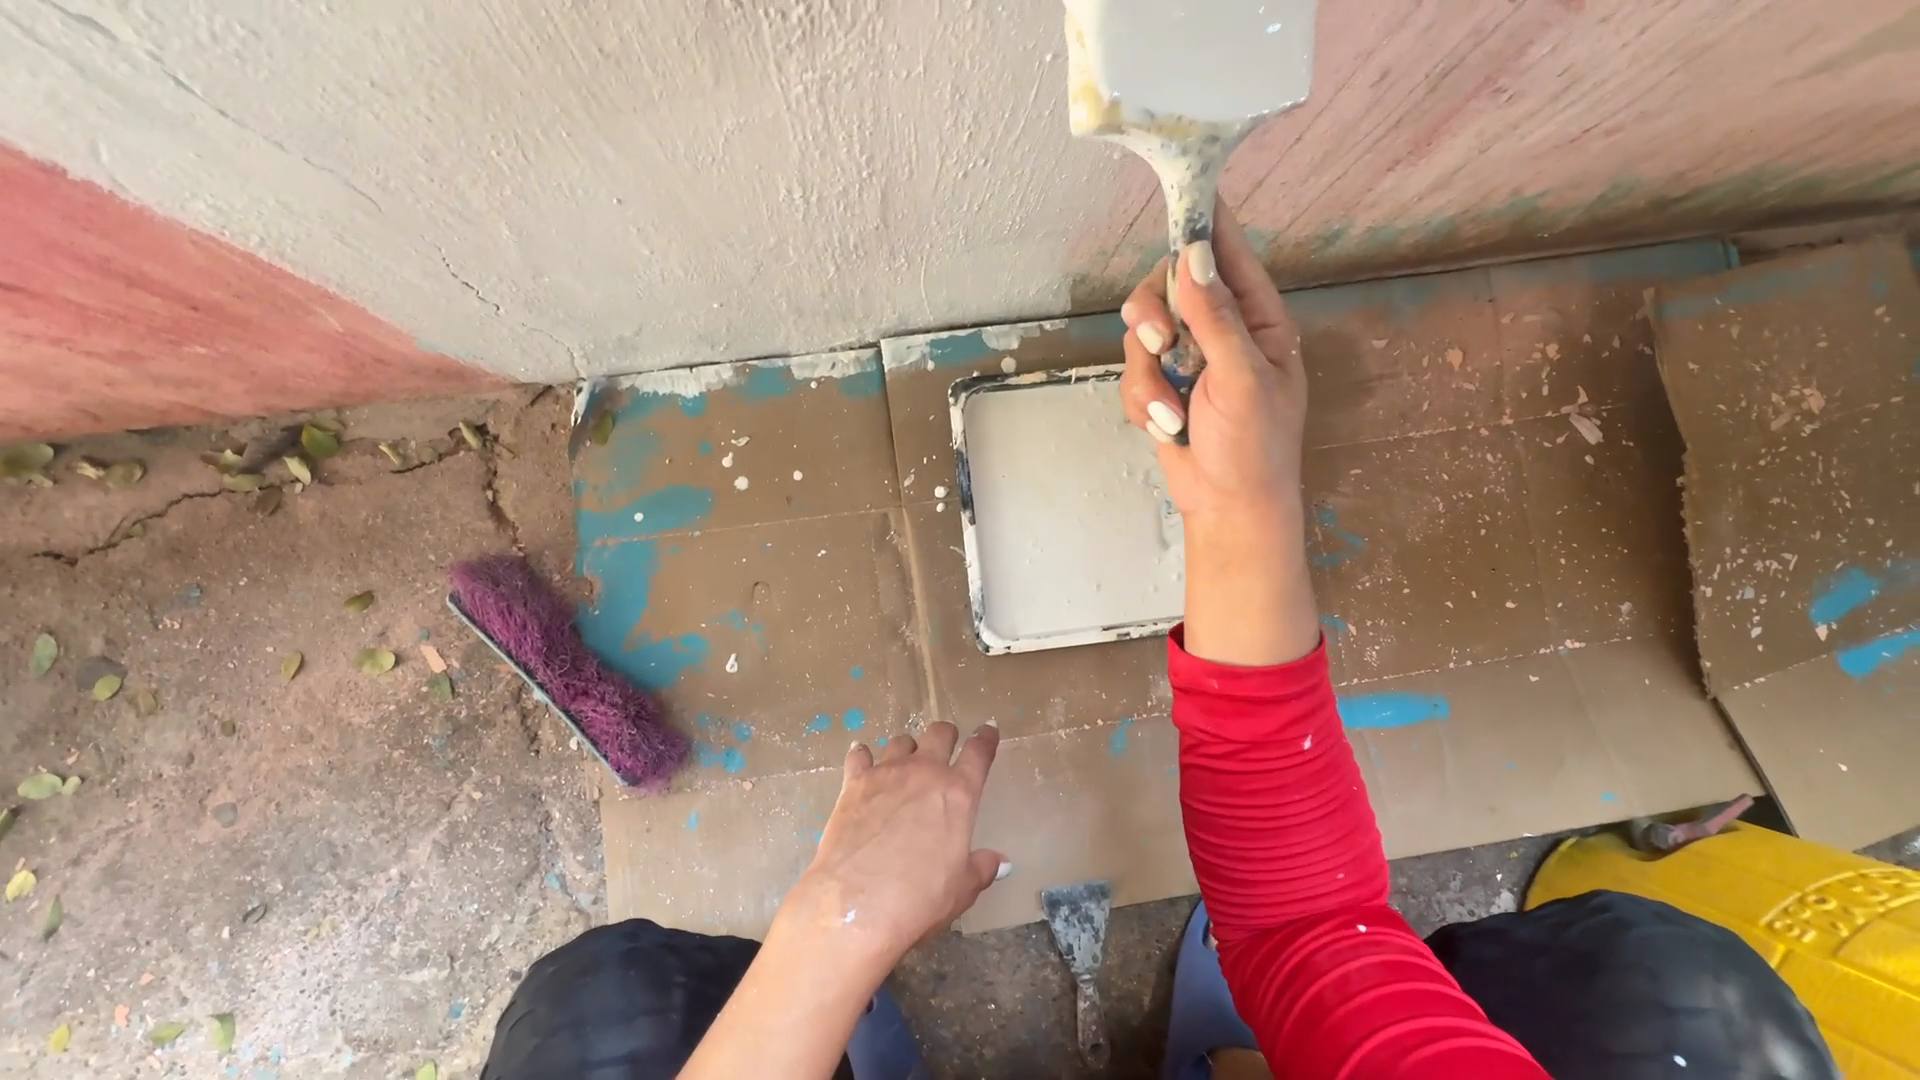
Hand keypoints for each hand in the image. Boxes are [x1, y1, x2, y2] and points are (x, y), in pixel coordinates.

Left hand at [779, 722, 1006, 966]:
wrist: (857, 904)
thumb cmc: (919, 899)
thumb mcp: (962, 889)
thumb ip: (982, 868)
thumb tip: (1000, 862)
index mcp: (959, 794)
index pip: (979, 752)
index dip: (986, 738)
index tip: (988, 730)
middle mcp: (924, 772)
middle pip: (939, 734)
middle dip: (947, 735)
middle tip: (946, 744)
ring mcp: (886, 773)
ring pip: (901, 741)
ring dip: (908, 748)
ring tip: (905, 761)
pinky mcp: (854, 783)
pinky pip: (860, 755)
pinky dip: (864, 755)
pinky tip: (864, 760)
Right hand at [1119, 200, 1307, 532]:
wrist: (1228, 507)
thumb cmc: (1254, 447)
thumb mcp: (1242, 379)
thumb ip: (1215, 318)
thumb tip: (1195, 254)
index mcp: (1257, 319)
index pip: (1228, 255)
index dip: (1203, 224)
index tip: (1181, 188)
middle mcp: (1220, 331)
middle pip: (1168, 288)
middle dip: (1153, 317)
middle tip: (1155, 341)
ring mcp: (1188, 360)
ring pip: (1141, 335)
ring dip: (1147, 378)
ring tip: (1169, 413)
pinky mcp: (1161, 387)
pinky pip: (1132, 373)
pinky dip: (1141, 401)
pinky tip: (1165, 427)